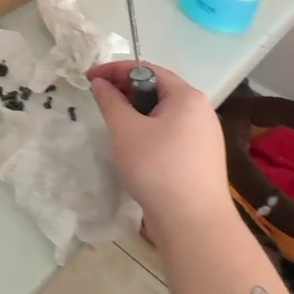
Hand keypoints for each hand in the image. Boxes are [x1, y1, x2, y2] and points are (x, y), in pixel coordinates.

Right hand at [89, 61, 232, 227]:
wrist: (194, 224)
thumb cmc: (157, 168)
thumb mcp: (125, 129)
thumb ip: (110, 101)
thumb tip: (100, 83)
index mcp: (187, 97)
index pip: (148, 69)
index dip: (115, 70)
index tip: (88, 78)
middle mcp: (201, 112)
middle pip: (158, 89)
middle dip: (126, 91)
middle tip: (100, 101)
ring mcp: (204, 138)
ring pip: (163, 114)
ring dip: (136, 113)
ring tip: (115, 126)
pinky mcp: (201, 160)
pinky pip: (171, 134)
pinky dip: (149, 132)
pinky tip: (135, 149)